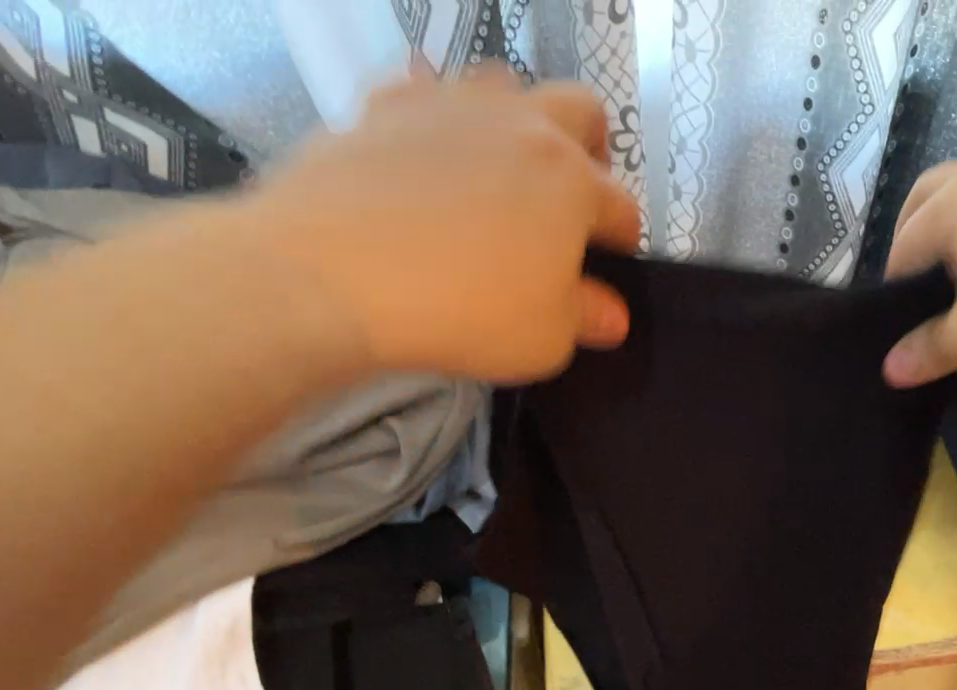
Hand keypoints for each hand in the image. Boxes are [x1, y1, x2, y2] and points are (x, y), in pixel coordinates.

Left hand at [218, 76, 642, 382]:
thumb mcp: (545, 338)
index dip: (624, 238)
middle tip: (573, 195)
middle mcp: (522, 128)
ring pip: (505, 83)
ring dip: (518, 119)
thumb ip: (586, 319)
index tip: (613, 261)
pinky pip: (421, 91)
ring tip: (500, 167)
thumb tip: (610, 314)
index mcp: (573, 183)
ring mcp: (450, 108)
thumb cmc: (464, 311)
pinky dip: (435, 117)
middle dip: (591, 148)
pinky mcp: (383, 107)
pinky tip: (425, 151)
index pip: (621, 206)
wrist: (332, 275)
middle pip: (581, 111)